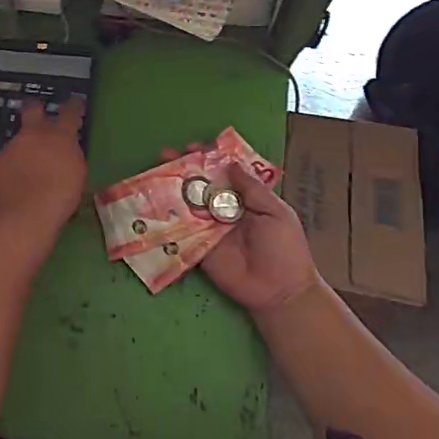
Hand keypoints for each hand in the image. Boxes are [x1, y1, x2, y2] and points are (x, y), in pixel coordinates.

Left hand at [0, 97, 87, 231]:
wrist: (25, 213)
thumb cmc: (61, 195)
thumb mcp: (77, 173)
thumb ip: (71, 154)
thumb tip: (66, 149)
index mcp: (60, 135)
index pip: (70, 112)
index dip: (74, 106)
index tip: (76, 103)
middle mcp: (34, 134)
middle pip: (33, 108)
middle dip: (38, 108)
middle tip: (42, 116)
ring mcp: (14, 146)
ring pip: (21, 136)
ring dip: (27, 143)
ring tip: (32, 162)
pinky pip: (12, 155)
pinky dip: (17, 161)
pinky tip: (21, 176)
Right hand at [160, 146, 323, 313]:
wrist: (279, 290)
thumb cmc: (285, 248)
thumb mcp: (276, 212)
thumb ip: (252, 189)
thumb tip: (231, 163)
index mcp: (247, 197)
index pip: (225, 170)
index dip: (211, 157)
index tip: (197, 147)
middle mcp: (225, 209)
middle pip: (202, 183)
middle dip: (185, 167)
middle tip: (168, 154)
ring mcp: (210, 228)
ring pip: (188, 203)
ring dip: (172, 187)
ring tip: (155, 171)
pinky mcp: (200, 247)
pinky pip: (182, 230)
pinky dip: (168, 218)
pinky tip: (153, 204)